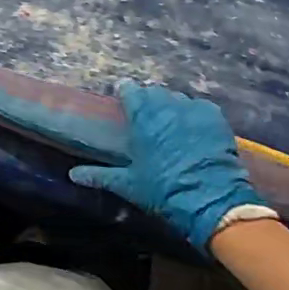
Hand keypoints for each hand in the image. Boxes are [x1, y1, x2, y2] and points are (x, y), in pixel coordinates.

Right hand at [69, 81, 269, 250]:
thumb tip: (73, 175)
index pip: (129, 89)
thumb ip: (100, 176)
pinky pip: (199, 108)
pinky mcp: (214, 115)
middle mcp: (167, 105)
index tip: (122, 99)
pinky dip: (193, 115)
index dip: (125, 92)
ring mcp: (193, 108)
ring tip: (170, 126)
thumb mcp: (129, 185)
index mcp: (144, 116)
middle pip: (154, 93)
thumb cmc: (164, 191)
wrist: (211, 199)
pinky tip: (193, 131)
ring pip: (177, 99)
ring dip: (171, 107)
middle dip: (148, 101)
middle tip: (146, 119)